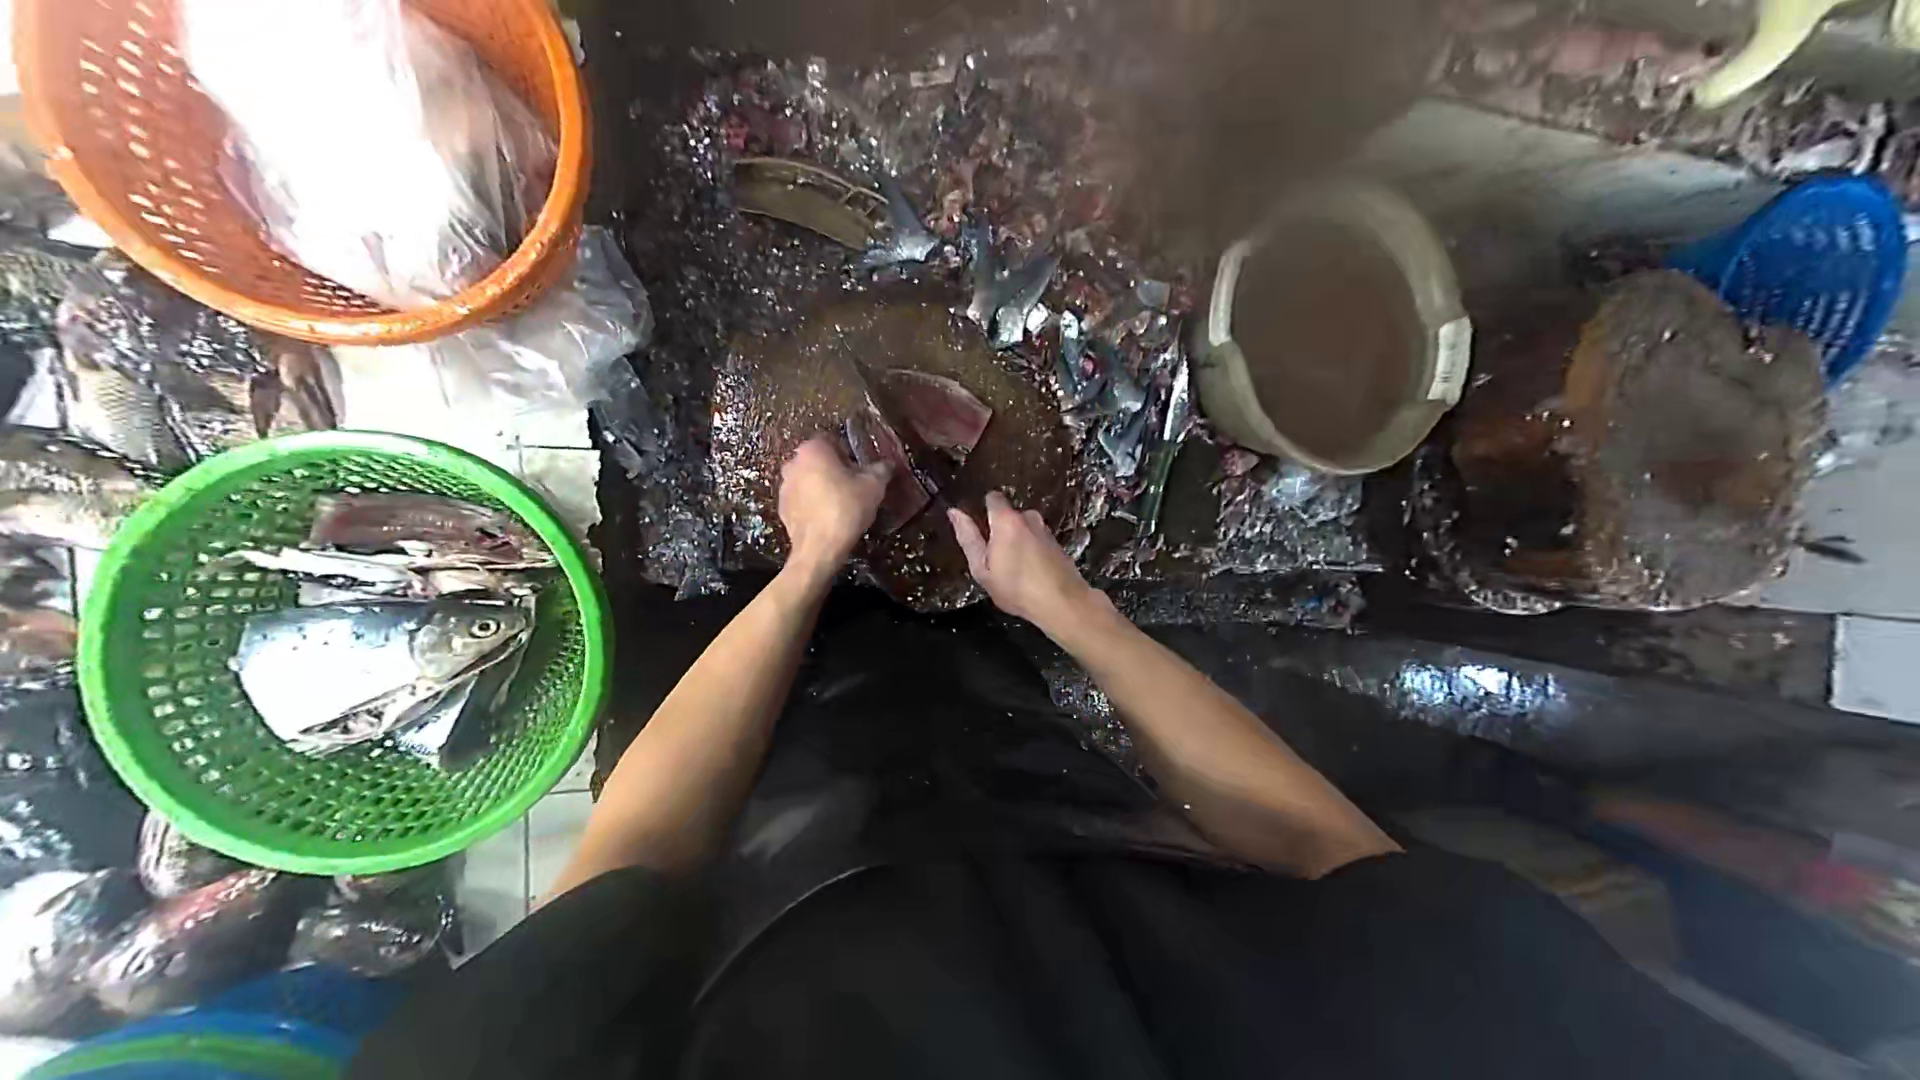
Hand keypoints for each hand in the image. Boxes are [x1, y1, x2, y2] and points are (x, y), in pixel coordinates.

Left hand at [779, 435, 890, 578]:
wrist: (819, 548)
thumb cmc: (846, 508)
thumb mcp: (874, 486)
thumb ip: (881, 469)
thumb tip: (887, 464)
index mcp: (813, 449)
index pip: (832, 440)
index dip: (848, 452)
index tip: (860, 468)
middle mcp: (793, 462)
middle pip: (818, 460)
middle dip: (834, 469)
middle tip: (853, 484)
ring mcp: (784, 486)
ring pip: (807, 479)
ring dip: (821, 486)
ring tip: (841, 502)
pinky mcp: (782, 508)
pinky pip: (801, 499)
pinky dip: (812, 503)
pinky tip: (827, 516)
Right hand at [948, 491, 1102, 632]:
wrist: (1063, 603)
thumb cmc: (1016, 588)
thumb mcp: (982, 568)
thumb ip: (968, 537)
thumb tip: (954, 512)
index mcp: (1006, 520)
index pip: (992, 497)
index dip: (983, 510)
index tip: (978, 529)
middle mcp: (1028, 517)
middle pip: (1008, 515)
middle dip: (1000, 530)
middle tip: (994, 559)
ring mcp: (1045, 529)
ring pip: (1023, 528)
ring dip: (1017, 541)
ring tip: (1013, 569)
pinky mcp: (1057, 543)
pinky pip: (1036, 539)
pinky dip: (1031, 550)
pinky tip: (1030, 572)